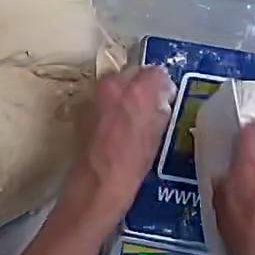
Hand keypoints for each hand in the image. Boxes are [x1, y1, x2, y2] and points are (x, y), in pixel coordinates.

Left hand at [66, 65, 172, 219]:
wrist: (98, 183)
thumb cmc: (134, 164)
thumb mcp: (158, 135)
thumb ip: (161, 109)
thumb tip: (162, 99)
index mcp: (139, 90)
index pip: (158, 72)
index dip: (164, 85)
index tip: (168, 98)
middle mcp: (116, 84)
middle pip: (136, 71)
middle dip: (145, 84)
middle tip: (154, 104)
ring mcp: (98, 93)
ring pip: (119, 81)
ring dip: (129, 91)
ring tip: (137, 114)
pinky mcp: (86, 106)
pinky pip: (107, 95)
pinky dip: (115, 101)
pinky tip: (122, 122)